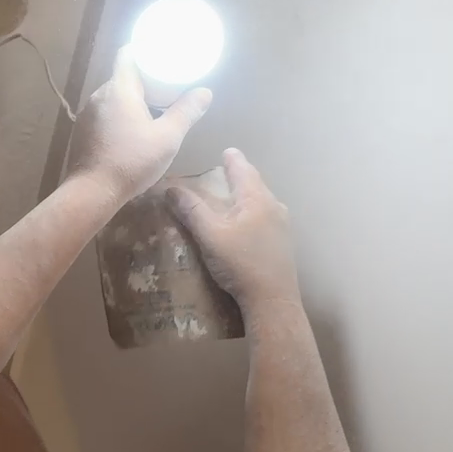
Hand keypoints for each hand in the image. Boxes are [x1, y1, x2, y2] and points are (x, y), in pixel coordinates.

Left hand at [66, 47, 210, 199]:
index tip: (160, 53)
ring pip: (113, 96)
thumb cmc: (132, 161)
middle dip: (143, 78)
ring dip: (132, 98)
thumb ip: (186, 112)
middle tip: (166, 84)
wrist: (92, 191)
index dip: (143, 49)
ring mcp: (87, 113)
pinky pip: (104, 112)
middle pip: (122, 76)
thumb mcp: (168, 138)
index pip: (127, 54)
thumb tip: (204, 92)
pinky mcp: (83, 130)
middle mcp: (99, 95)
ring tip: (153, 107)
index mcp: (119, 89)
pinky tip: (132, 129)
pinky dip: (119, 113)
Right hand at [168, 148, 300, 304]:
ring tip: (228, 199)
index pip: (243, 170)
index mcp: (257, 200)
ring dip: (244, 197)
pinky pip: (264, 218)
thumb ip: (191, 210)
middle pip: (254, 185)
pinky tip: (241, 225)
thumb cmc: (241, 263)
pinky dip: (250, 213)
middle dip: (239, 177)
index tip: (225, 150)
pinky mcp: (281, 245)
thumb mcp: (210, 235)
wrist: (272, 301)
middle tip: (222, 174)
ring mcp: (282, 227)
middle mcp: (274, 208)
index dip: (232, 159)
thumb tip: (171, 188)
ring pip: (260, 202)